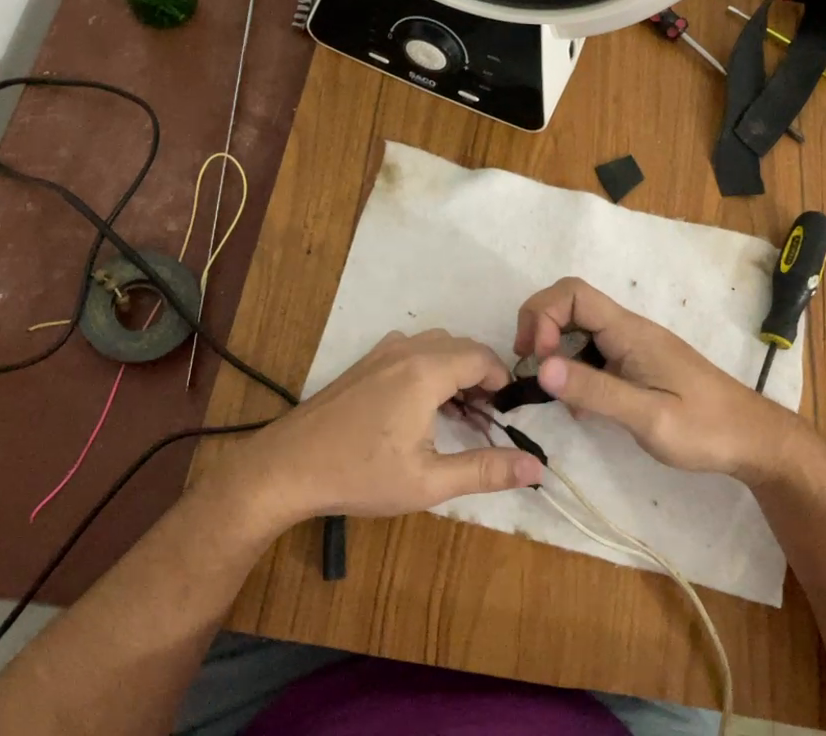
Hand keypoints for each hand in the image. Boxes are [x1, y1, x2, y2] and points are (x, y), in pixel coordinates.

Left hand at [208, 330, 543, 529]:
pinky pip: (410, 350)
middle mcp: (405, 350)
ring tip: (457, 413)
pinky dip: (428, 366)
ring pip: (434, 344)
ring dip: (453, 369)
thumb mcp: (429, 481)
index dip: (502, 380)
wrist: (288, 467)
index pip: (481, 356)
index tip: (507, 413)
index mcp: (425, 371)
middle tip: (486, 417)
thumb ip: (486, 470)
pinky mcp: (363, 363)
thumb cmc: (360, 475)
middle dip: (480, 374)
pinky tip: (420, 407)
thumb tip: (537, 468)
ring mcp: (380, 353)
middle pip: (459, 346)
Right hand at [516, 277, 803, 483]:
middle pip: (569, 303)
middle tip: (529, 368)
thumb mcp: (649, 417)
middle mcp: (628, 330)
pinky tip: (577, 403)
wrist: (753, 440)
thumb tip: (541, 367)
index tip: (537, 359)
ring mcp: (632, 347)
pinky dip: (572, 368)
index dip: (543, 316)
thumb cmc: (705, 428)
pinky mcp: (636, 365)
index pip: (573, 294)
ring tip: (547, 388)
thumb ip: (596, 391)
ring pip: (578, 327)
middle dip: (538, 326)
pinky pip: (592, 351)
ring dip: (553, 348)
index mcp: (630, 331)